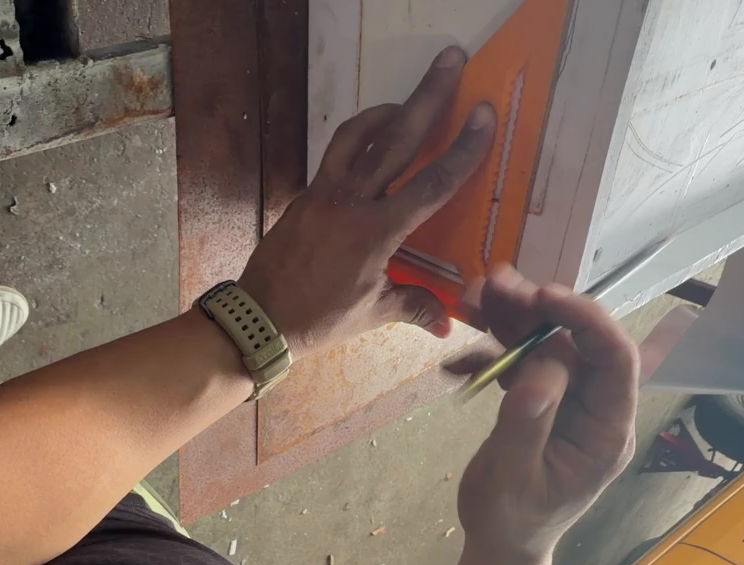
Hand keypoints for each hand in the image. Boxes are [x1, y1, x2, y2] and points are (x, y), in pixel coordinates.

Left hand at [237, 48, 494, 354]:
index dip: (462, 150)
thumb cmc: (319, 319)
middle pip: (397, 139)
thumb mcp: (371, 314)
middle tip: (450, 59)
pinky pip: (335, 156)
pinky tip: (367, 144)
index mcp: (375, 233)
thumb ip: (413, 308)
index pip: (431, 185)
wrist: (260, 318)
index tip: (483, 114)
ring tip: (404, 104)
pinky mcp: (304, 195)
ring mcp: (323, 194)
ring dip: (385, 112)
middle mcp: (351, 202)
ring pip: (357, 135)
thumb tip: (447, 324)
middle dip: (427, 97)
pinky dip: (357, 141)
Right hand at [454, 265, 639, 560]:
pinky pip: (520, 367)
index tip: (544, 298)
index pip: (614, 360)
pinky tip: (456, 362)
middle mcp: (594, 408)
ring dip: (509, 322)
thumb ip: (527, 424)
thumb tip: (539, 371)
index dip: (585, 320)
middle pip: (576, 343)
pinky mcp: (540, 403)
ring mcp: (567, 404)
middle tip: (493, 286)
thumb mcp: (513, 478)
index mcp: (606, 430)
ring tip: (472, 299)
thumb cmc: (510, 521)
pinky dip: (489, 358)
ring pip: (545, 346)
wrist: (499, 544)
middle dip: (536, 311)